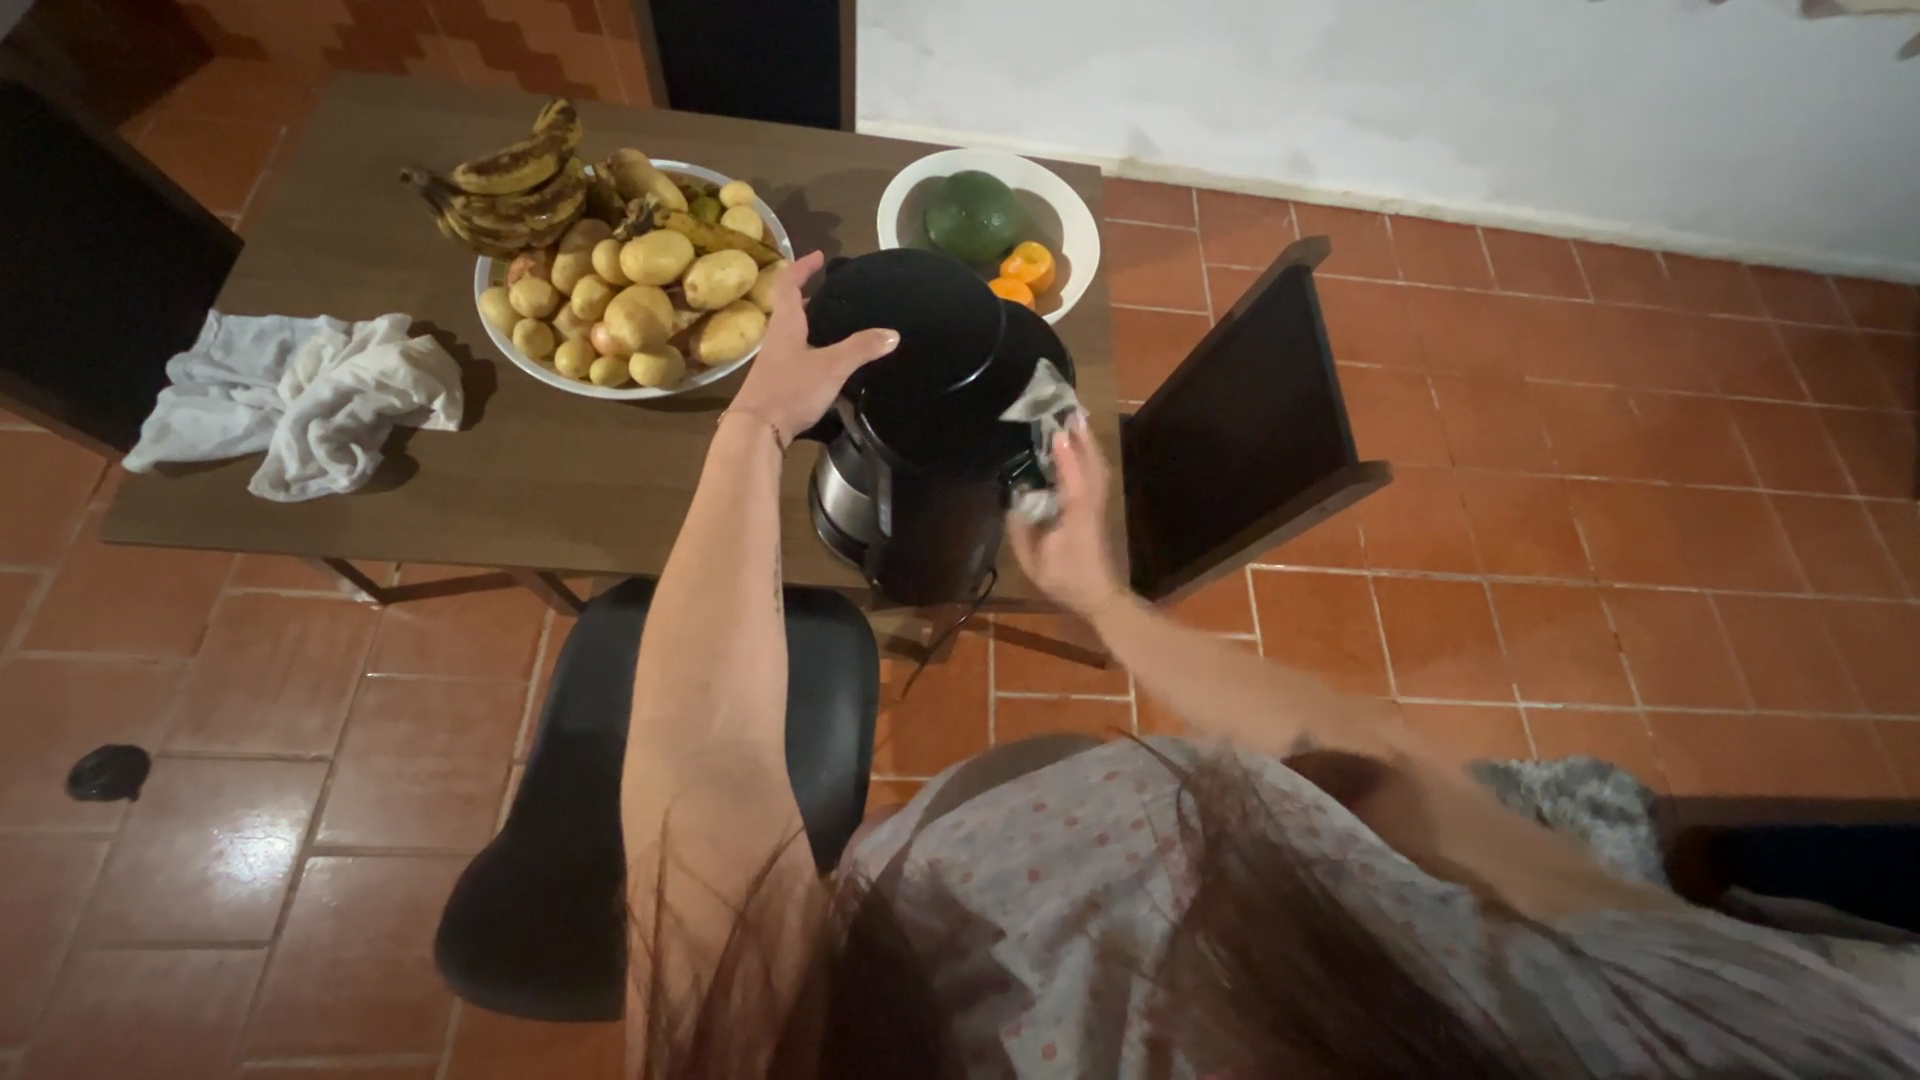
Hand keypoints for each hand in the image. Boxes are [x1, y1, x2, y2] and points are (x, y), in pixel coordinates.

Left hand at [727, 251, 898, 447]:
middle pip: (791, 309)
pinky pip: (796, 355)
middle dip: (811, 298)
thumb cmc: (791, 389)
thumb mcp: (832, 366)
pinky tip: (827, 362)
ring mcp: (775, 361)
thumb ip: (862, 348)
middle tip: (835, 295)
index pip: (789, 284)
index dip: (802, 267)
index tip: (819, 256)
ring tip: (837, 327)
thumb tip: (892, 334)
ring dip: (812, 325)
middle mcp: (777, 337)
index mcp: (786, 323)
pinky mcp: (777, 381)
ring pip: (794, 333)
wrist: (758, 428)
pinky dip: (812, 349)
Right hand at [1007, 415, 1126, 617]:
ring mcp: (1099, 506)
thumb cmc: (1066, 581)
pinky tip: (1081, 449)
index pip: (1073, 480)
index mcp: (1076, 517)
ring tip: (1076, 422)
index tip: (1057, 432)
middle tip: (1070, 411)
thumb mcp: (1034, 562)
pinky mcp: (1100, 509)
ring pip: (1098, 468)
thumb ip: (1020, 530)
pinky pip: (1097, 476)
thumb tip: (1013, 501)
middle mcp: (1091, 505)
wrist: (1100, 597)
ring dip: (1089, 444)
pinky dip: (1090, 457)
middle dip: (1083, 438)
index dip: (1066, 456)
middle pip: (1092, 465)